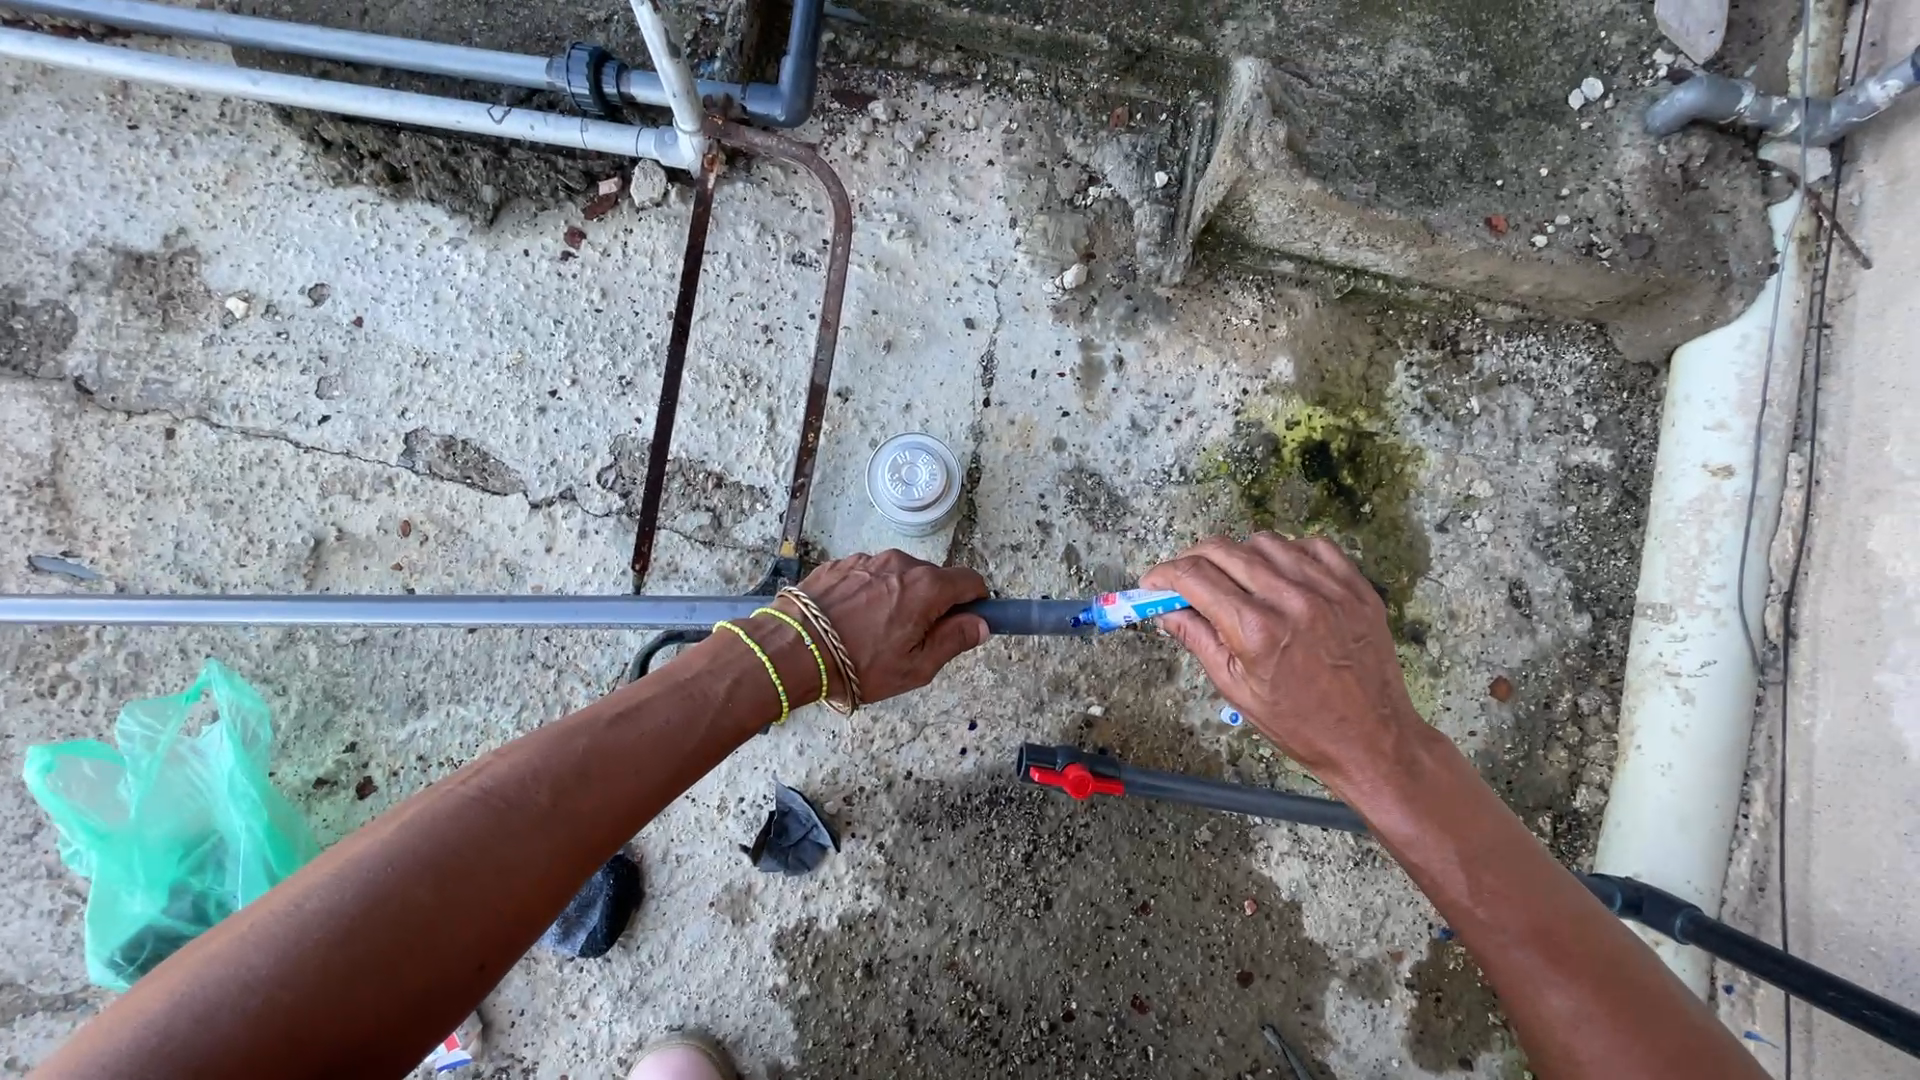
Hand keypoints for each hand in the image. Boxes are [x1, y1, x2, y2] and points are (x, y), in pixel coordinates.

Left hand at [781, 550, 990, 703]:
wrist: (792, 649)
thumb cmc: (857, 664)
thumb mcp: (916, 666)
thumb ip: (954, 641)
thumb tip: (980, 625)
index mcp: (926, 587)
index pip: (970, 581)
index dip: (974, 602)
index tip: (966, 622)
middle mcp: (900, 563)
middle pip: (934, 578)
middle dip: (934, 604)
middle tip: (914, 638)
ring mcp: (867, 560)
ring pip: (899, 575)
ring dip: (900, 597)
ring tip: (876, 632)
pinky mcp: (841, 563)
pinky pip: (869, 575)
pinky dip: (871, 592)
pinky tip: (853, 620)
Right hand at [1141, 534, 1423, 788]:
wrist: (1371, 738)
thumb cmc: (1300, 723)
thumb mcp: (1235, 688)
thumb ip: (1198, 640)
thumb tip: (1166, 610)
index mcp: (1255, 630)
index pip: (1193, 577)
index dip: (1163, 575)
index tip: (1153, 582)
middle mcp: (1291, 599)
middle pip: (1222, 550)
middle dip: (1191, 560)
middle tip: (1184, 580)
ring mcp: (1328, 589)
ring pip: (1264, 542)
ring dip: (1238, 556)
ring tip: (1235, 582)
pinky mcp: (1355, 587)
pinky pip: (1311, 546)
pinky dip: (1287, 554)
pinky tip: (1280, 578)